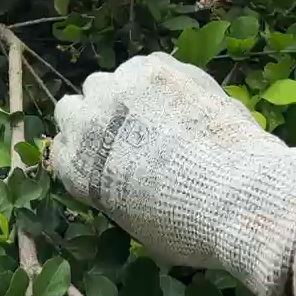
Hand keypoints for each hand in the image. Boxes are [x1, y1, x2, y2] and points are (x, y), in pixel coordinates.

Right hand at [50, 52, 295, 295]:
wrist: (234, 196)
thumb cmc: (189, 228)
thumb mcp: (137, 223)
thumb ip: (118, 191)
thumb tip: (133, 179)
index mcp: (76, 166)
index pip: (61, 145)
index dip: (86, 148)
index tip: (107, 155)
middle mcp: (87, 121)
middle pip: (78, 104)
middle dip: (100, 114)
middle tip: (134, 131)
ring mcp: (118, 89)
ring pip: (113, 80)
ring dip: (130, 94)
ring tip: (167, 114)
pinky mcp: (153, 68)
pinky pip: (149, 67)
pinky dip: (165, 82)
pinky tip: (189, 103)